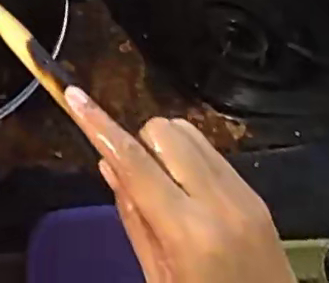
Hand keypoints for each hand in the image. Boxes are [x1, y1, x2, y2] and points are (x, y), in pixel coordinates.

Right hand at [65, 86, 295, 282]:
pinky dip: (188, 157)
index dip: (99, 124)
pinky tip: (188, 193)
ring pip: (186, 131)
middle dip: (141, 143)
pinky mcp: (255, 195)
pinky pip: (210, 150)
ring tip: (165, 188)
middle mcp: (219, 203)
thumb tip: (108, 162)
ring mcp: (242, 195)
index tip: (74, 95)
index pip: (134, 161)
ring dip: (164, 146)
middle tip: (140, 184)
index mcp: (189, 233)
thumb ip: (133, 218)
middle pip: (162, 131)